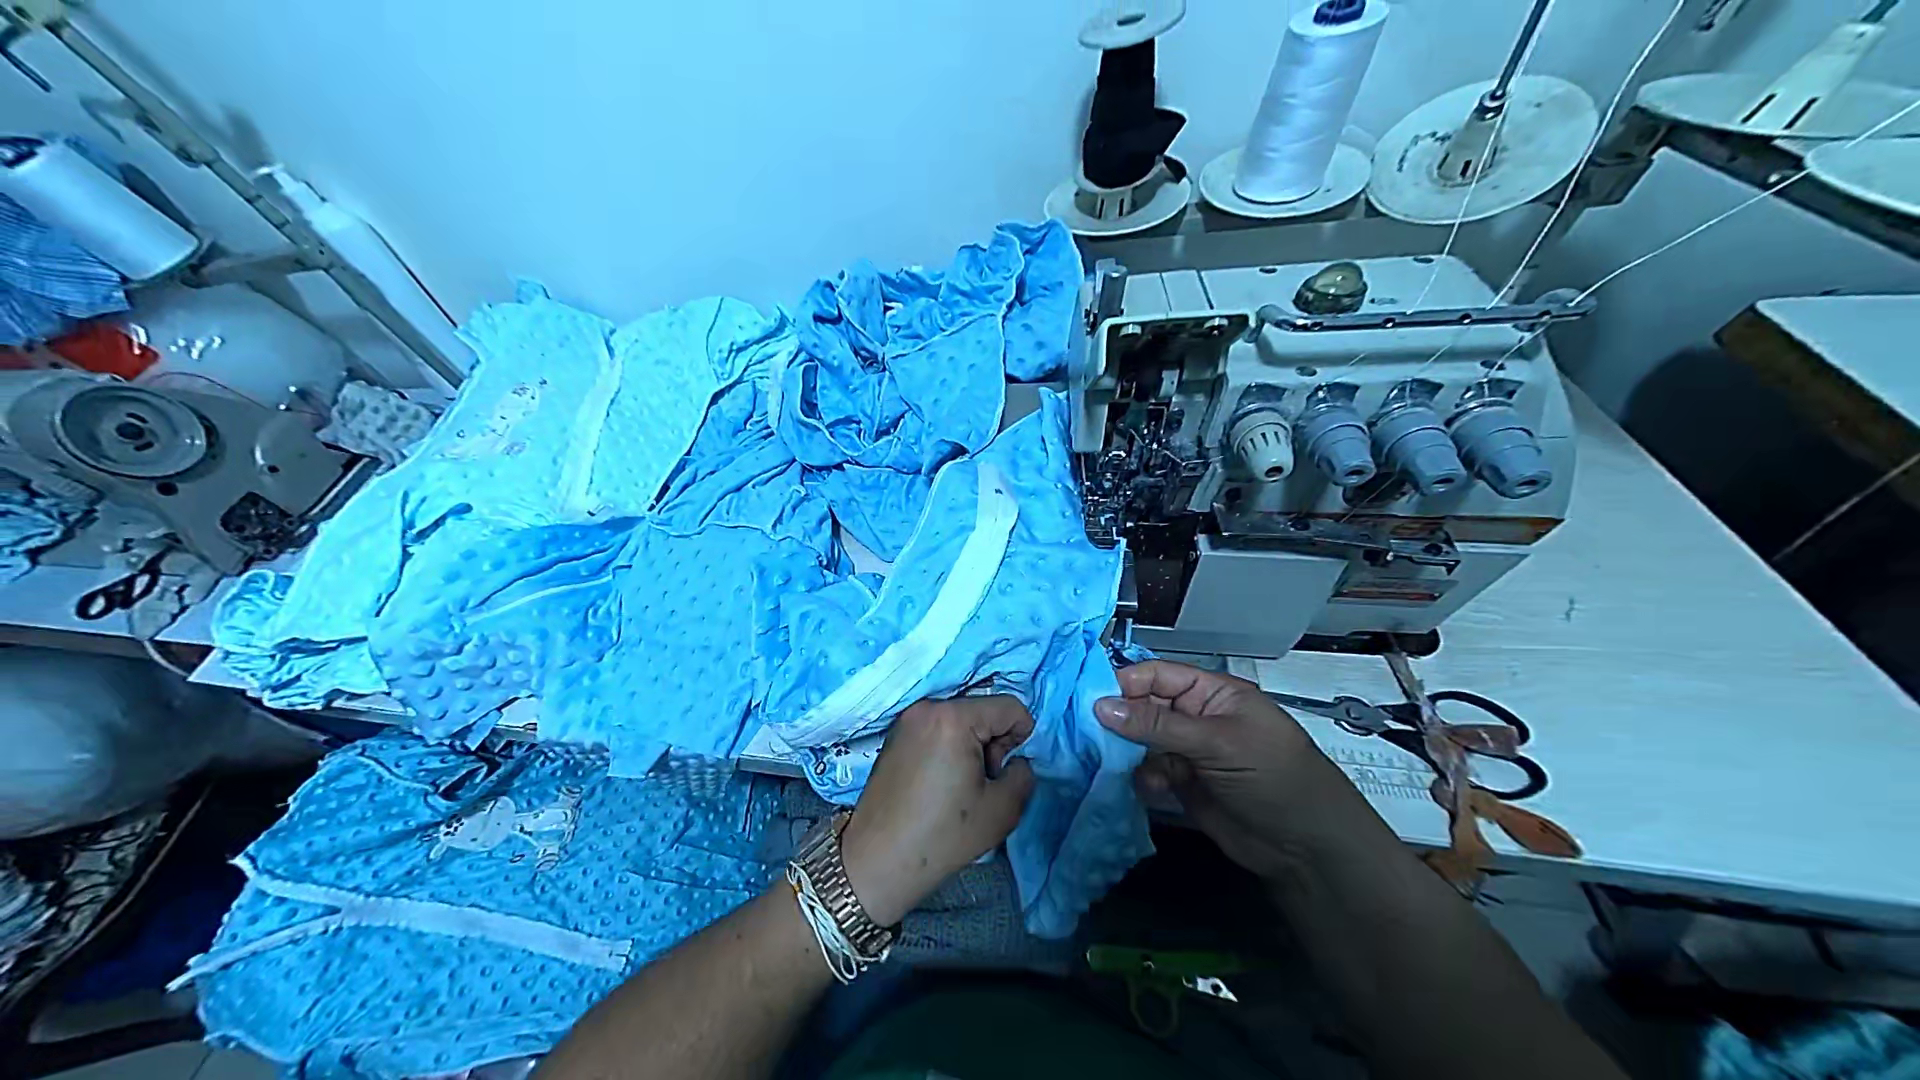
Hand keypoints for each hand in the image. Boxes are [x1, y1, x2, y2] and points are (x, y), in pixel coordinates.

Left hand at [840, 696, 1035, 925]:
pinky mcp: (895, 735)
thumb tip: (1016, 760)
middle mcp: (927, 708)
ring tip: (959, 786)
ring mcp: (907, 720)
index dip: (1021, 739)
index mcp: (953, 718)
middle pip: (983, 711)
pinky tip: (939, 783)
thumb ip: (1023, 773)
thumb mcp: (1002, 809)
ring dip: (972, 745)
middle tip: (981, 783)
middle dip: (993, 743)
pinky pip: (938, 728)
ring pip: (961, 719)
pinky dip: (949, 747)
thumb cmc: (942, 836)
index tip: (1002, 773)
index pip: (1009, 707)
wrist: (878, 862)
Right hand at [1094, 661, 1393, 882]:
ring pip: (1141, 740)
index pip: (1157, 675)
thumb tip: (1100, 706)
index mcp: (1210, 692)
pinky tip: (1147, 787)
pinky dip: (1140, 776)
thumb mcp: (1217, 741)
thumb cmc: (1271, 775)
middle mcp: (1195, 716)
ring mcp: (1187, 750)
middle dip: (1120, 719)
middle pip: (1144, 706)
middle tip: (1090, 733)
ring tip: (1117, 762)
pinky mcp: (1181, 783)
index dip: (1125, 683)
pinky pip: (1147, 770)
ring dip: (1127, 750)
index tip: (1090, 700)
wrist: (1305, 847)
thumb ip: (1158, 724)